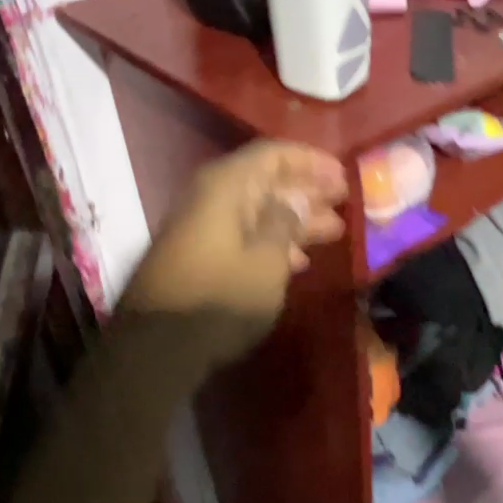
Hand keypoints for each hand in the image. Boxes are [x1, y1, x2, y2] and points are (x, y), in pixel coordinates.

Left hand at [122, 141, 346, 361]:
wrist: (159, 348)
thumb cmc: (221, 297)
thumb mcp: (267, 260)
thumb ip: (286, 222)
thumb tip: (298, 197)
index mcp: (226, 187)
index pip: (273, 154)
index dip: (311, 161)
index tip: (343, 174)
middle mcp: (210, 198)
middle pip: (266, 182)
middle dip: (307, 191)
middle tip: (344, 201)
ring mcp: (202, 227)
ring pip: (257, 210)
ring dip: (295, 218)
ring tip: (333, 231)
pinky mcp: (199, 255)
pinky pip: (243, 234)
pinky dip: (273, 241)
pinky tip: (299, 260)